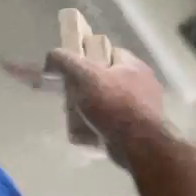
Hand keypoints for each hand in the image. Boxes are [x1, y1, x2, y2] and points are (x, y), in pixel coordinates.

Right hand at [46, 45, 170, 166]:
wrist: (139, 144)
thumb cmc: (113, 104)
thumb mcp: (83, 75)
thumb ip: (64, 60)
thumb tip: (52, 57)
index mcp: (134, 66)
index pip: (108, 51)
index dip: (88, 55)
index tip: (72, 67)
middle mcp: (143, 83)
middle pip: (104, 76)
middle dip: (84, 84)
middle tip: (70, 92)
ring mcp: (143, 106)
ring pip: (106, 98)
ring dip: (89, 105)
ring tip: (75, 113)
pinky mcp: (140, 126)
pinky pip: (112, 118)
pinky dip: (98, 121)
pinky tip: (87, 127)